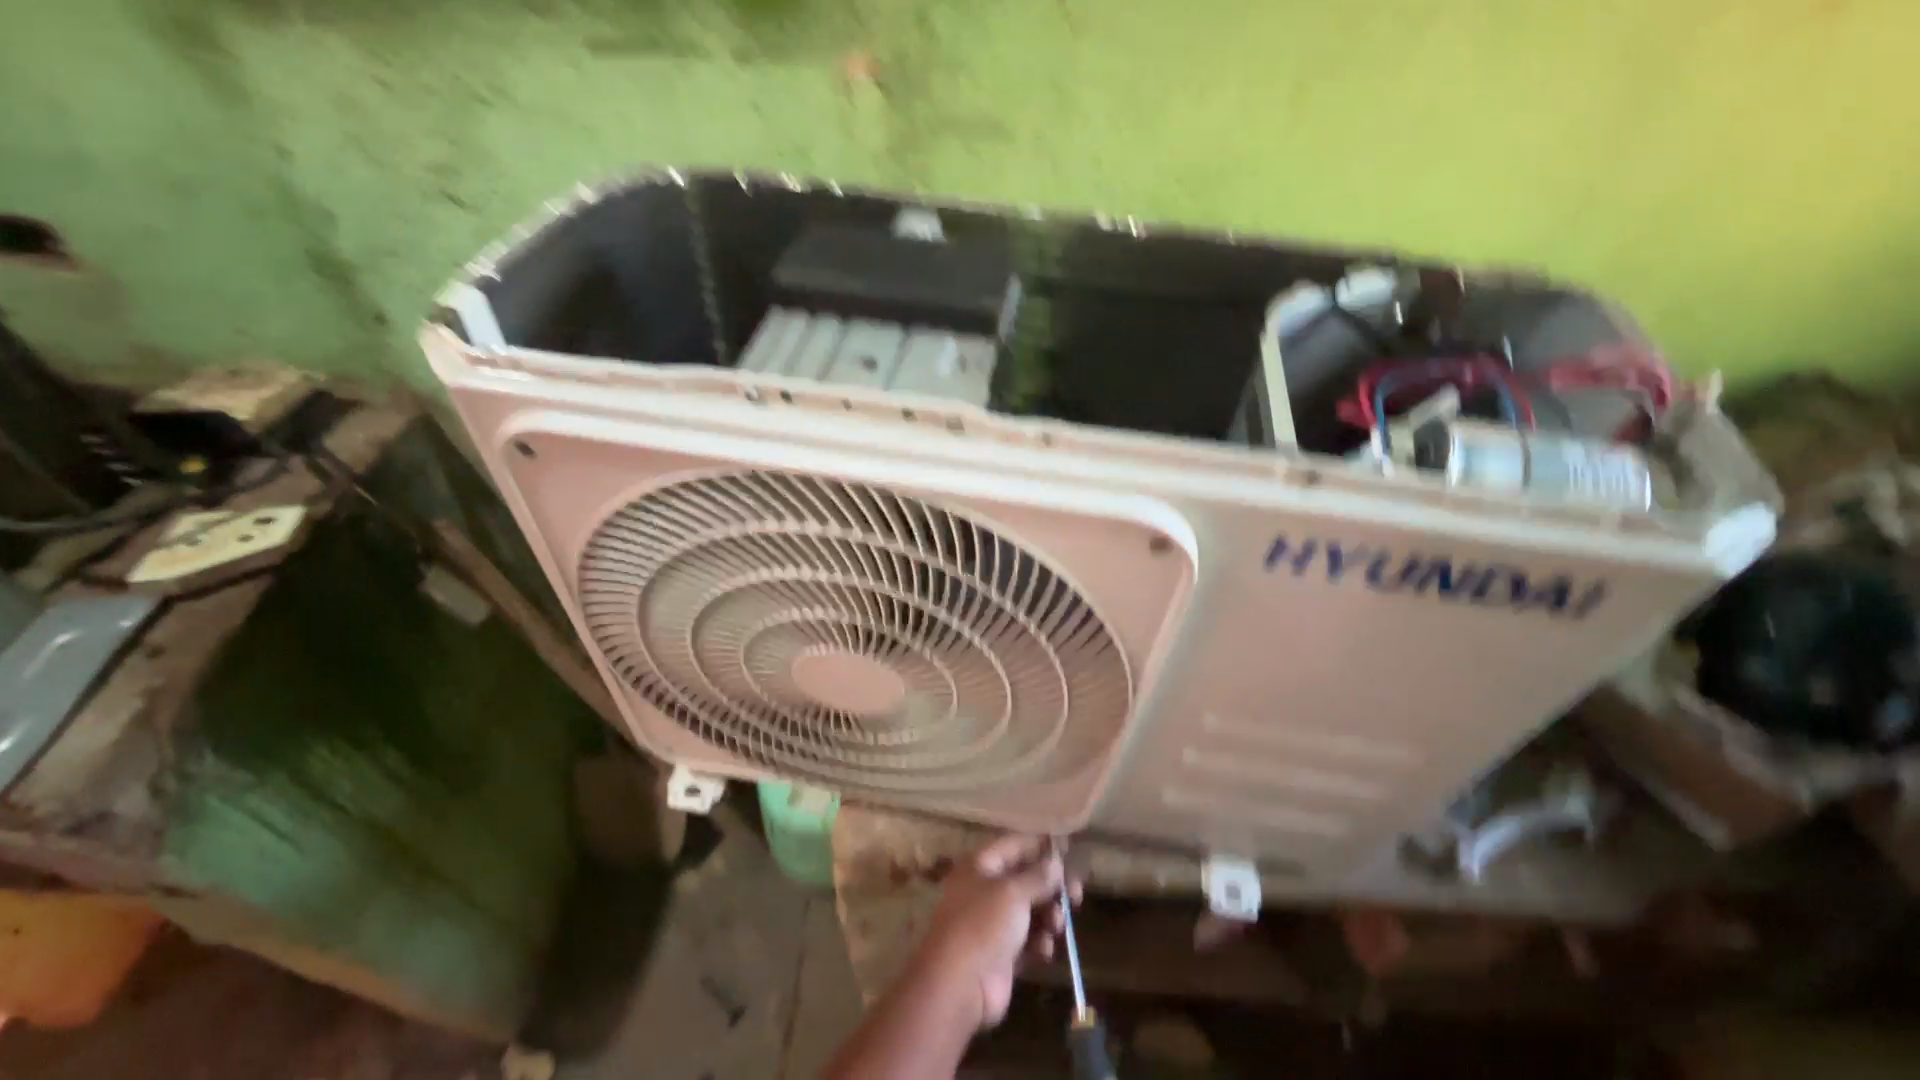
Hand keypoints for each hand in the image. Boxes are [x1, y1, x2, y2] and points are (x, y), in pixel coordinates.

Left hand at [916, 834, 1081, 1028]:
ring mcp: (994, 924)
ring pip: (1032, 911)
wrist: (960, 985)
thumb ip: (1038, 876)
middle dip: (1053, 887)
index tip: (1069, 849)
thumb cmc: (983, 925)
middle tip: (1076, 895)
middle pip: (1028, 880)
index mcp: (980, 866)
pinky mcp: (1004, 954)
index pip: (1015, 845)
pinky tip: (1044, 949)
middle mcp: (986, 891)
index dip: (1041, 845)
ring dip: (1050, 917)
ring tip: (1056, 926)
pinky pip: (1030, 941)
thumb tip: (1055, 862)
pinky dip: (1040, 943)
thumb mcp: (1012, 892)